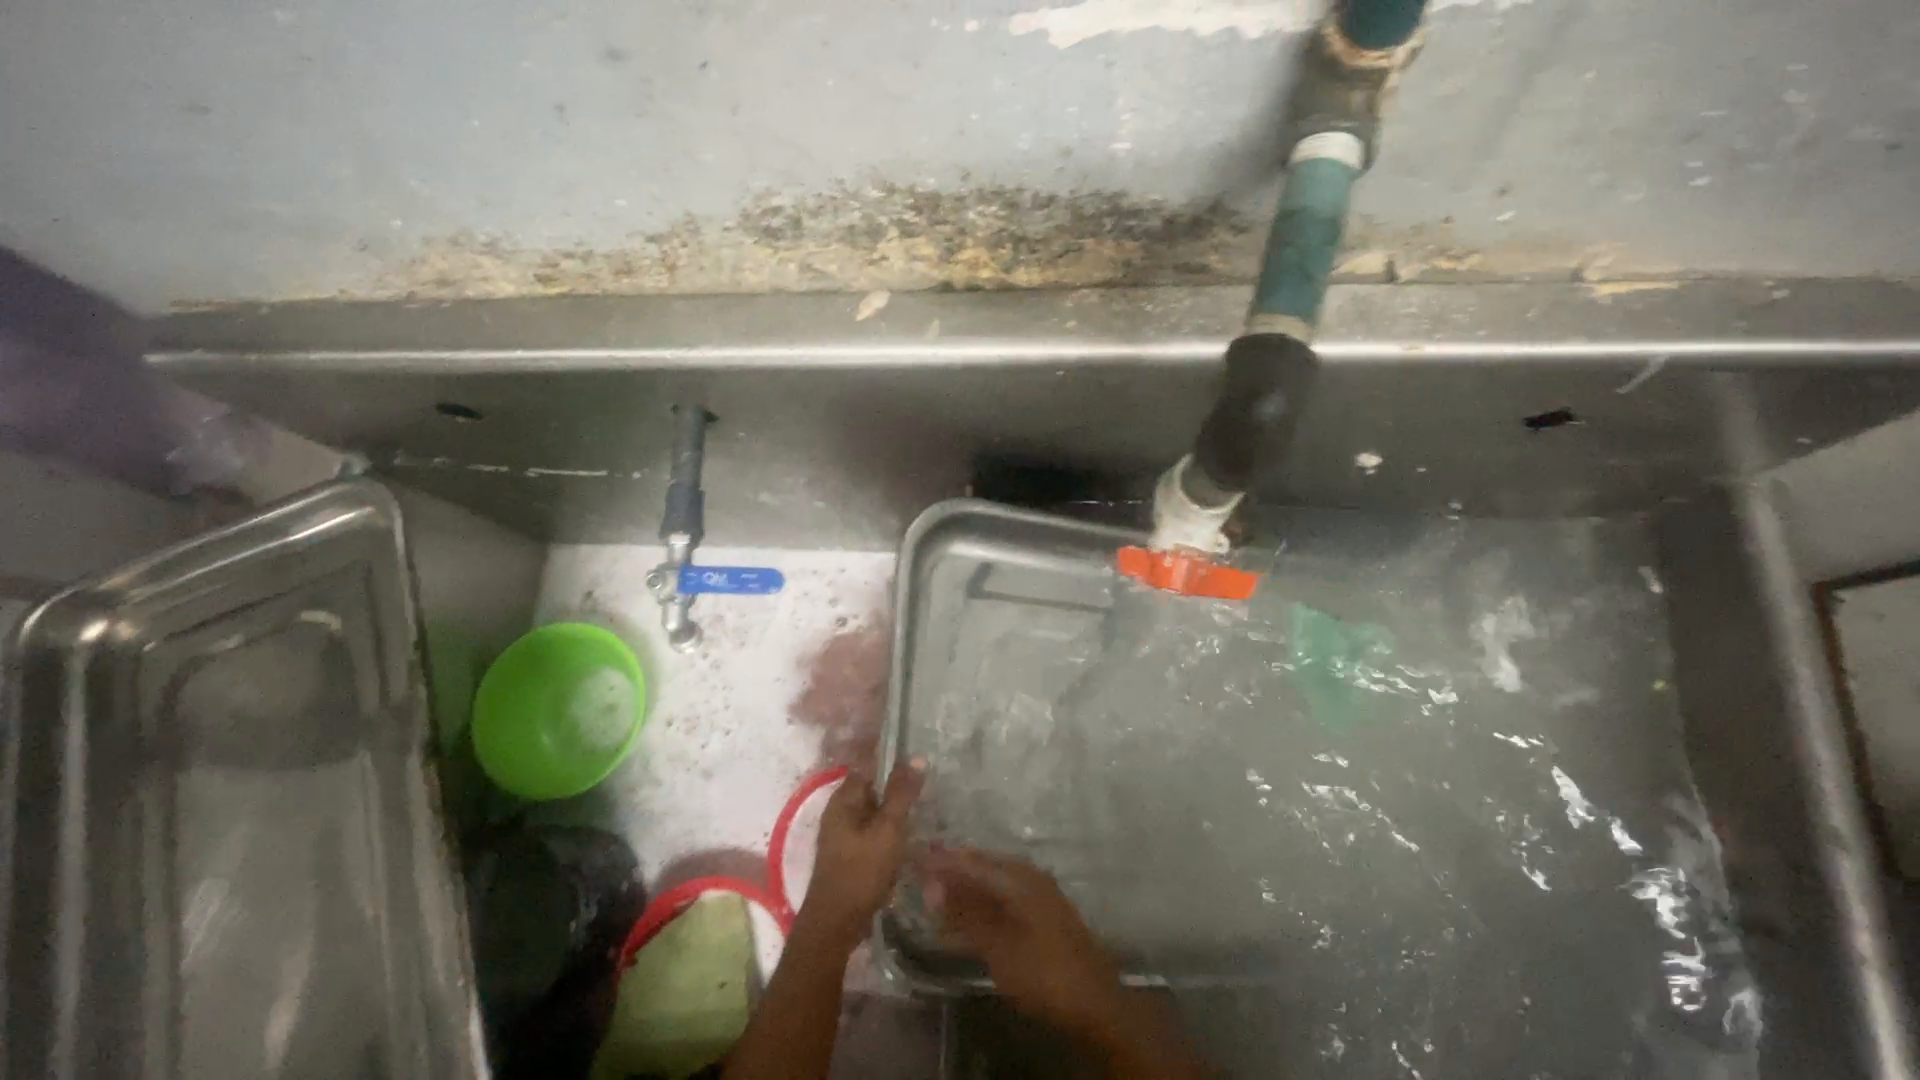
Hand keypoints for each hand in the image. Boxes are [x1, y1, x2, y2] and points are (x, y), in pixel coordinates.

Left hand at [796, 759, 924, 951]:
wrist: (836, 923)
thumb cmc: (862, 871)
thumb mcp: (888, 830)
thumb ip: (901, 794)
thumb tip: (917, 757)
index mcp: (843, 799)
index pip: (868, 765)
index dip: (893, 760)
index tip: (920, 760)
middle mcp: (838, 812)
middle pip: (871, 789)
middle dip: (897, 787)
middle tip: (928, 787)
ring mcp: (841, 835)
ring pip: (873, 812)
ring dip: (895, 812)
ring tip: (925, 810)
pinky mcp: (848, 855)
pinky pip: (872, 832)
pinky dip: (889, 832)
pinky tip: (908, 840)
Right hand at [919, 847, 1127, 1038]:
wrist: (1096, 1005)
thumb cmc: (1044, 972)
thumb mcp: (998, 945)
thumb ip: (966, 913)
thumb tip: (932, 884)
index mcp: (1021, 878)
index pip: (973, 860)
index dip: (943, 860)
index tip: (914, 855)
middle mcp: (1032, 878)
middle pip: (986, 866)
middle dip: (955, 868)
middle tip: (923, 870)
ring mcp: (1042, 897)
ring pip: (996, 883)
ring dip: (969, 886)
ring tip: (940, 889)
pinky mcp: (1046, 917)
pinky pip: (1006, 898)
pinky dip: (984, 902)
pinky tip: (972, 913)